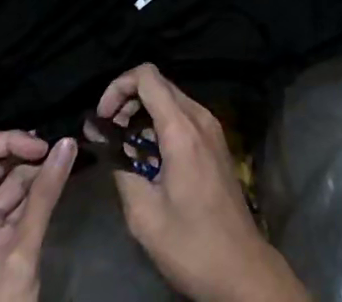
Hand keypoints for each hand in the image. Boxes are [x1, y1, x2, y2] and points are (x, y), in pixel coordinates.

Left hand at [0, 131, 76, 301]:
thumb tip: (67, 143)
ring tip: (64, 157)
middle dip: (23, 154)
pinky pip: (15, 204)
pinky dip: (36, 191)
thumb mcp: (20, 255)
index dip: (6, 142)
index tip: (41, 146)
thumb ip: (44, 198)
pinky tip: (58, 176)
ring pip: (5, 184)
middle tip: (59, 147)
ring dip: (34, 171)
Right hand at [90, 65, 310, 301]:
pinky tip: (145, 157)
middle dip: (127, 100)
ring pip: (171, 100)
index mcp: (182, 128)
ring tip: (120, 148)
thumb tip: (102, 138)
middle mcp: (200, 117)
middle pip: (159, 84)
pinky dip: (159, 125)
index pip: (148, 76)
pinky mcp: (215, 142)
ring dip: (142, 114)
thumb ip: (121, 167)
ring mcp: (211, 128)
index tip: (101, 119)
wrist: (240, 266)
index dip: (118, 87)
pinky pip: (182, 117)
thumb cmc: (189, 243)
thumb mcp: (144, 212)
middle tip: (106, 134)